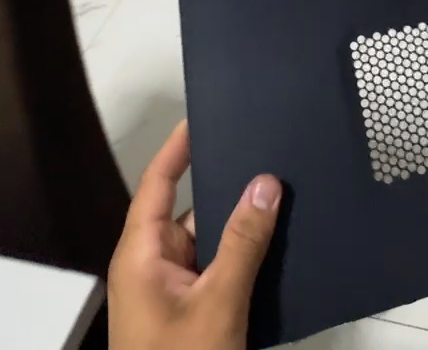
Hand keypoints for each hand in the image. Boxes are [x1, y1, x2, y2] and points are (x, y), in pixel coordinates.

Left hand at [107, 122, 282, 349]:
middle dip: (227, 182)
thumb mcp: (217, 304)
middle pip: (191, 208)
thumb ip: (243, 241)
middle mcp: (154, 266)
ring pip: (210, 239)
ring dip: (242, 221)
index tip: (205, 114)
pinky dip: (246, 252)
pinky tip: (280, 238)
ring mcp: (173, 292)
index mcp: (142, 256)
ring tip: (284, 187)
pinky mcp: (193, 314)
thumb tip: (265, 181)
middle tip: (267, 147)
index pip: (158, 185)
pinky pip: (220, 267)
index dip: (178, 148)